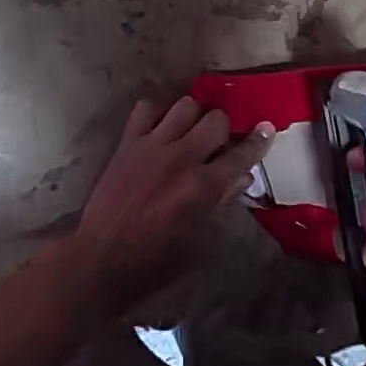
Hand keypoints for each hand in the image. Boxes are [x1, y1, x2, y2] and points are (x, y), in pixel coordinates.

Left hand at [70, 97, 272, 312]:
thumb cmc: (153, 258)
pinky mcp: (128, 142)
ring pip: (186, 105)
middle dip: (224, 128)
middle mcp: (180, 157)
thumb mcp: (196, 238)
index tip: (267, 128)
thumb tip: (242, 176)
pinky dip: (159, 112)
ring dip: (194, 116)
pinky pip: (147, 108)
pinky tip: (162, 126)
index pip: (241, 154)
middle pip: (216, 119)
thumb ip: (220, 200)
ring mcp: (152, 145)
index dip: (258, 140)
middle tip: (219, 142)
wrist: (98, 260)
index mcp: (201, 185)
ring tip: (191, 130)